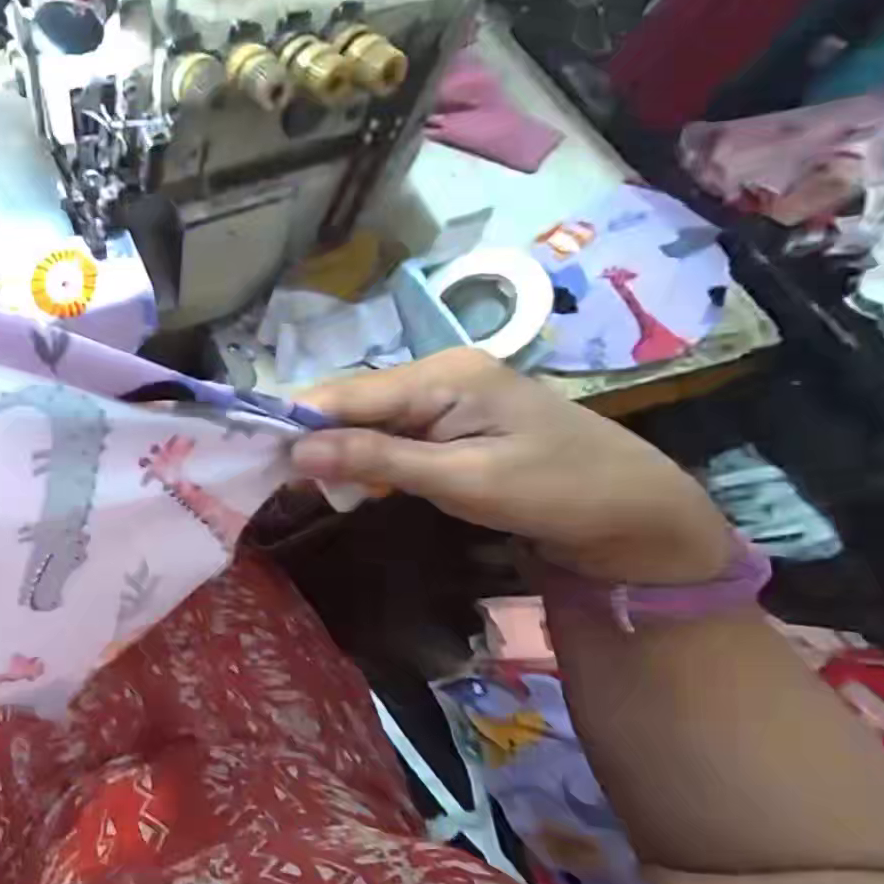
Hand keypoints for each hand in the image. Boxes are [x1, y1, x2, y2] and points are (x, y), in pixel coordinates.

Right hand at [290, 349, 733, 585]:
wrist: (632, 511)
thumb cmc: (556, 490)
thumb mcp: (462, 480)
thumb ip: (377, 460)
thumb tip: (297, 450)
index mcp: (441, 376)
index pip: (345, 392)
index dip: (294, 419)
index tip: (251, 452)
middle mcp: (434, 373)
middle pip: (348, 402)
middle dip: (311, 439)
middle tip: (277, 480)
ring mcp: (440, 395)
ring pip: (362, 420)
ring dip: (335, 453)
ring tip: (309, 487)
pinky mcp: (444, 420)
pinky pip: (384, 433)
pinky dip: (362, 459)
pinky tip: (352, 483)